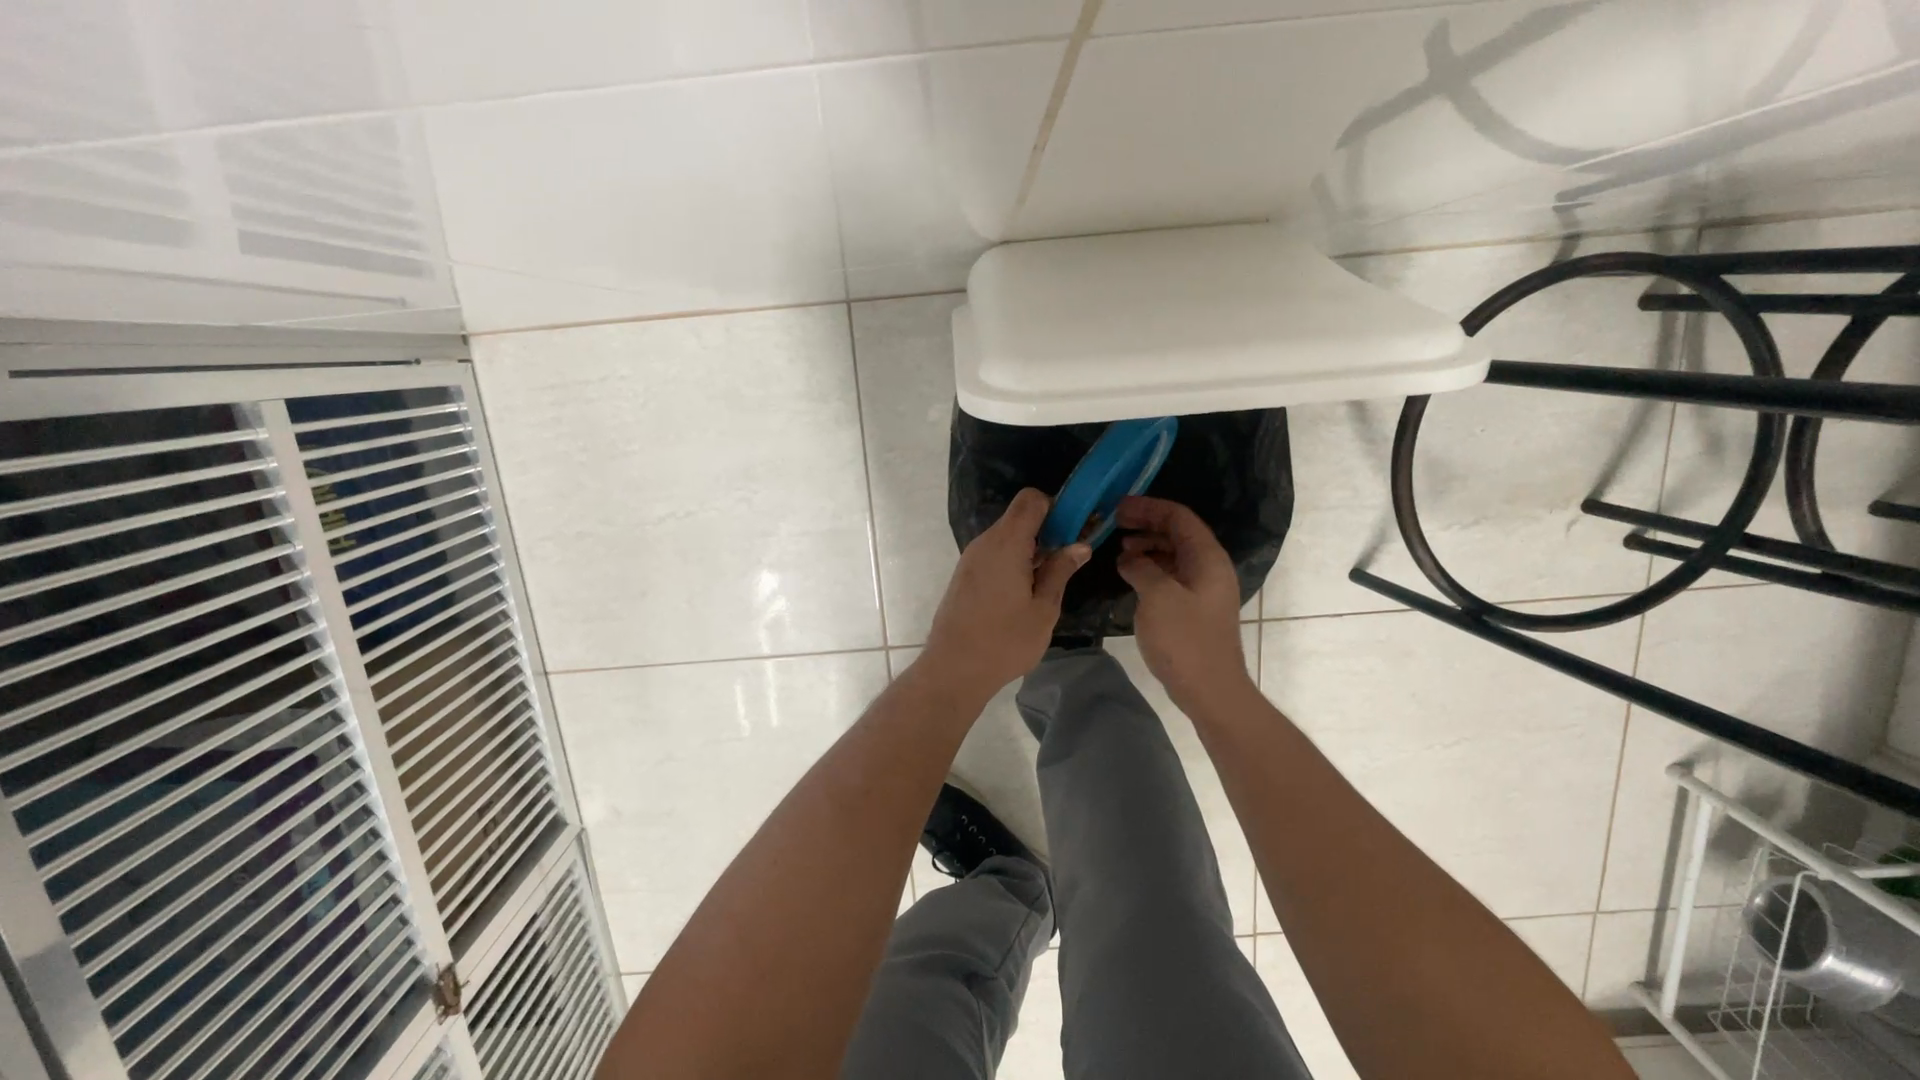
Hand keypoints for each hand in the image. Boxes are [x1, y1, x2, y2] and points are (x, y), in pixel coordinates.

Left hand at [921, 488, 1089, 697]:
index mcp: (1006, 544)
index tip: (1075, 531)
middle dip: (1048, 530)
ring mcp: (970, 560)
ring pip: (1007, 538)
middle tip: (1070, 558)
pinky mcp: (964, 576)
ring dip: (1031, 549)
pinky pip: (994, 555)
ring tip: (1051, 580)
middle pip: (1019, 518)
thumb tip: (1080, 545)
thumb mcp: (1044, 609)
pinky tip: (1025, 592)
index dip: (1056, 507)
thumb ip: (1061, 571)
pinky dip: (1014, 562)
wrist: (953, 670)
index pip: (1031, 499)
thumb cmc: (1004, 641)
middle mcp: (985, 543)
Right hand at [1114, 496, 1253, 712]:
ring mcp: (1204, 589)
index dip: (1148, 508)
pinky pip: (1172, 575)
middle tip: (1113, 523)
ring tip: (1119, 550)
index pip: (1179, 517)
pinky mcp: (1195, 608)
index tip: (1118, 507)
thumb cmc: (1185, 640)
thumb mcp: (1158, 596)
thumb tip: (1129, 558)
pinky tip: (1130, 576)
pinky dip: (1151, 569)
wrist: (1210, 689)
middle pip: (1178, 533)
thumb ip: (1141, 567)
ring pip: (1174, 555)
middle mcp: (1210, 568)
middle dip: (1146, 524)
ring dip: (1147, 547)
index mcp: (1208, 558)